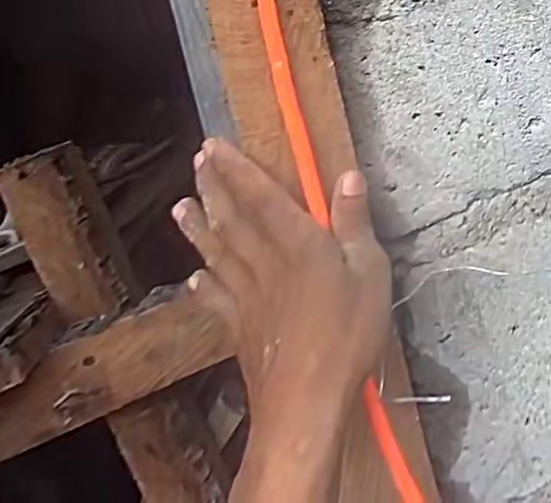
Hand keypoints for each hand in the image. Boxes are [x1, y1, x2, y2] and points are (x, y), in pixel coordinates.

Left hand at [172, 139, 391, 418]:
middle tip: (196, 163)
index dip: (238, 169)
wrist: (306, 404)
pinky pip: (217, 299)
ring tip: (181, 206)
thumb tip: (349, 176)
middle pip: (233, 220)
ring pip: (218, 253)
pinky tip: (192, 278)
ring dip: (198, 227)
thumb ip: (355, 223)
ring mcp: (248, 297)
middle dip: (214, 188)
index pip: (262, 198)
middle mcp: (266, 263)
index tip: (215, 146)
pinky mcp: (241, 328)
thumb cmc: (346, 332)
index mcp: (298, 244)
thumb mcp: (369, 270)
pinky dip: (202, 285)